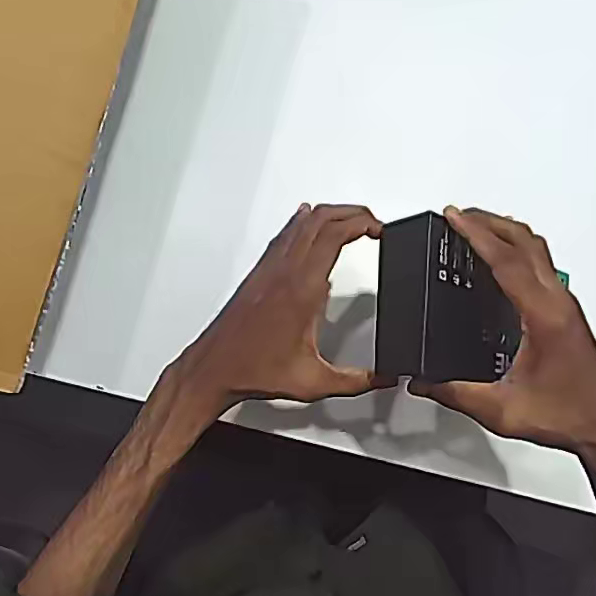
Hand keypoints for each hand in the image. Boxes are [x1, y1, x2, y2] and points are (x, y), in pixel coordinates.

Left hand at [164, 204, 390, 418]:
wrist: (213, 370)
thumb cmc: (251, 370)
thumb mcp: (313, 382)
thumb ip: (355, 381)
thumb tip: (382, 378)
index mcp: (301, 291)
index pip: (334, 235)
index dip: (362, 223)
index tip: (379, 228)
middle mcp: (283, 273)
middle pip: (319, 219)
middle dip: (351, 213)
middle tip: (371, 222)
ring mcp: (267, 271)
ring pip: (299, 223)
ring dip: (327, 215)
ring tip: (348, 220)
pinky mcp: (257, 276)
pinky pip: (282, 237)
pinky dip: (301, 225)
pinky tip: (305, 225)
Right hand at [414, 207, 595, 472]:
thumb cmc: (570, 416)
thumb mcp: (500, 409)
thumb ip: (454, 393)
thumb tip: (424, 381)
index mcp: (544, 318)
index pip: (506, 262)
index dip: (476, 235)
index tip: (455, 218)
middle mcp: (559, 305)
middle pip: (526, 243)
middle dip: (490, 222)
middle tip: (460, 215)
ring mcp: (565, 307)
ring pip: (537, 250)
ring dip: (506, 232)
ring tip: (476, 227)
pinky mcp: (565, 314)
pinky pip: (542, 266)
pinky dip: (517, 250)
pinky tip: (501, 261)